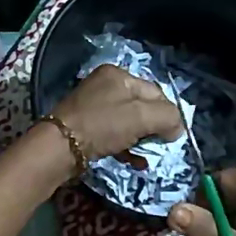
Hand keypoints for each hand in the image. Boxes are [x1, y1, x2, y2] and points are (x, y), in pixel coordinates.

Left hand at [48, 65, 185, 159]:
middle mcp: (105, 84)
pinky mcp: (85, 125)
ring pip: (129, 121)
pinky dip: (125, 145)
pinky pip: (114, 133)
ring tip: (144, 156)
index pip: (156, 92)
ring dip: (140, 139)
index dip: (168, 114)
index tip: (171, 136)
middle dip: (153, 128)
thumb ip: (168, 117)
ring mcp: (93, 104)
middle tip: (156, 146)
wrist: (57, 149)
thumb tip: (178, 127)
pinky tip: (132, 161)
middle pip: (143, 106)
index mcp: (119, 74)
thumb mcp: (141, 117)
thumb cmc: (102, 126)